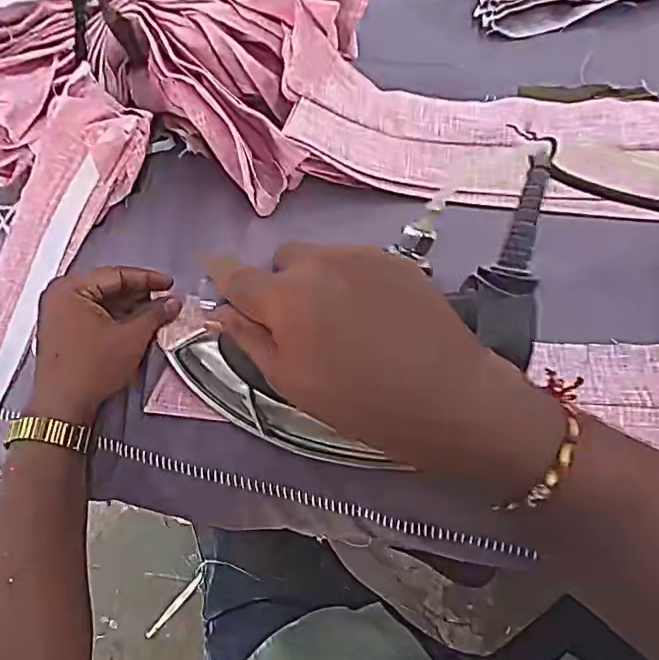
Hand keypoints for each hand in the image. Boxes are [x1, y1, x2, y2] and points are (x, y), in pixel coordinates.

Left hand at [29, 266, 180, 424]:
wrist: (63, 405)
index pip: (115, 274)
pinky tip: (136, 327)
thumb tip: (173, 302)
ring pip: (102, 303)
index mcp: (70, 288)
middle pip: (107, 287)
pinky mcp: (62, 331)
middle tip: (166, 300)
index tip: (170, 283)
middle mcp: (60, 296)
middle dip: (139, 295)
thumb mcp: (131, 338)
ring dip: (129, 308)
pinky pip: (93, 316)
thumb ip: (155, 314)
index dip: (147, 278)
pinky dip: (116, 319)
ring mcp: (58, 314)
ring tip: (156, 315)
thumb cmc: (93, 367)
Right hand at [207, 243, 563, 499]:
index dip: (221, 273)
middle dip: (281, 284)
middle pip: (283, 260)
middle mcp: (319, 263)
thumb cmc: (360, 402)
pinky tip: (371, 315)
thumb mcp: (292, 382)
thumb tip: (224, 312)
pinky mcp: (395, 260)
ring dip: (316, 280)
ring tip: (341, 321)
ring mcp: (361, 256)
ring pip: (321, 257)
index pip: (238, 275)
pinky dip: (350, 280)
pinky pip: (355, 262)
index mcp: (286, 296)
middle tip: (300, 324)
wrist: (446, 395)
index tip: (212, 268)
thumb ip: (251, 340)